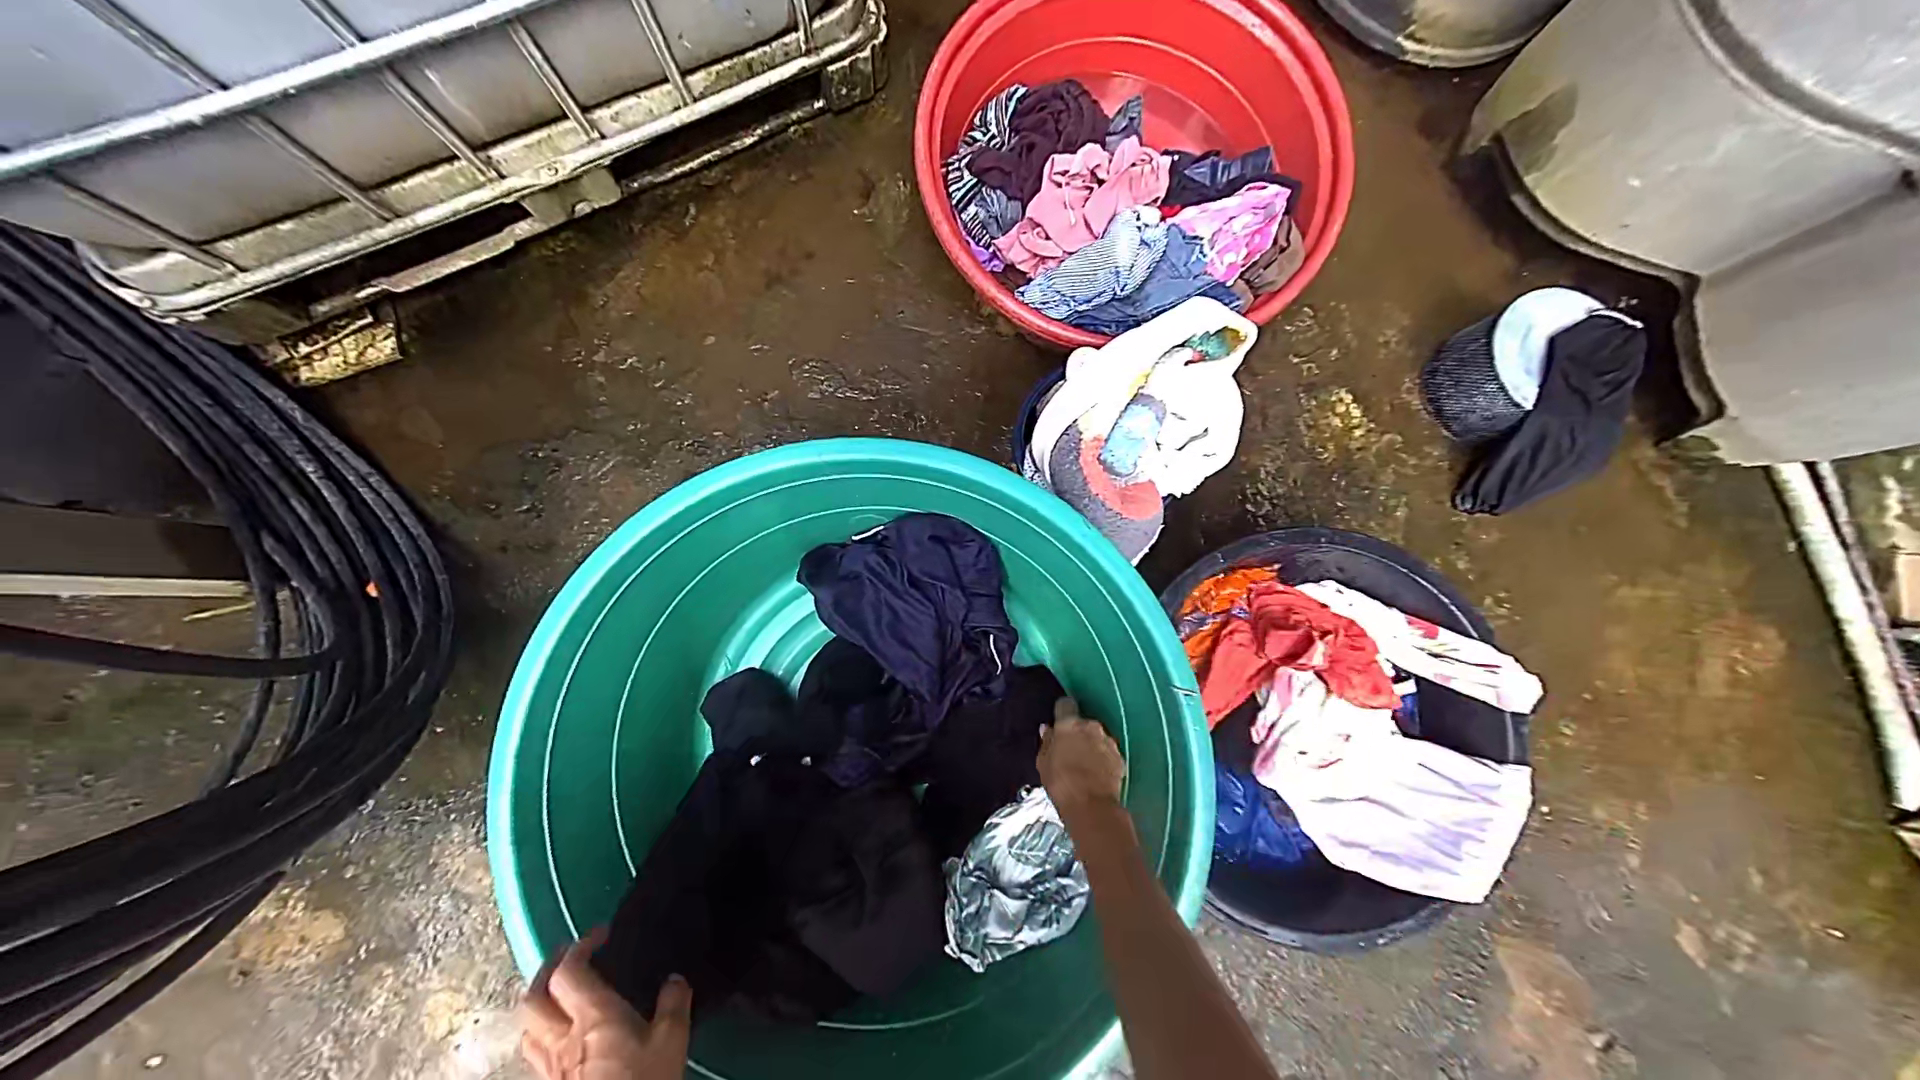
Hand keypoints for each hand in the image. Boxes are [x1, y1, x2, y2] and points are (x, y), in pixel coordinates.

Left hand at [520, 929, 690, 1079]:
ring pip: (528, 1028)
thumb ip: (674, 1004)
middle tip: (570, 957)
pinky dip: (545, 1033)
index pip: (568, 971)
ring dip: (540, 1003)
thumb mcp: (672, 1041)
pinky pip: (536, 1053)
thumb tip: (673, 979)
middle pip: (533, 998)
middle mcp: (562, 1039)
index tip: (601, 935)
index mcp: (593, 1017)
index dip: (580, 946)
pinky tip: (565, 1038)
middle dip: (547, 971)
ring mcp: (550, 1068)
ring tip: (562, 995)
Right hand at [1038, 697, 1125, 822]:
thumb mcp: (1043, 762)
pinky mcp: (1120, 758)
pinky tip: (1096, 773)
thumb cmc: (1061, 783)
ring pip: (1097, 737)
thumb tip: (1048, 730)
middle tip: (1070, 750)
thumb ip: (1046, 742)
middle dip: (1078, 733)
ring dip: (1091, 745)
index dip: (1061, 712)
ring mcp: (1108, 742)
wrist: (1091, 806)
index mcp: (1069, 724)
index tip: (1058, 722)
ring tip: (1084, 765)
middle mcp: (1091, 727)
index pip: (1065, 704)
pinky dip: (1103, 759)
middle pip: (1083, 723)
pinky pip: (1108, 752)